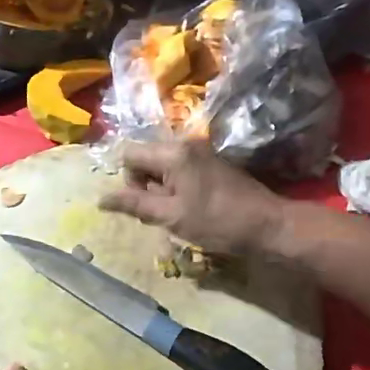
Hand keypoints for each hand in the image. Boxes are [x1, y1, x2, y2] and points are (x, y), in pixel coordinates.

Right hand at [99, 141, 285, 255]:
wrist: (268, 225)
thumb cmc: (217, 222)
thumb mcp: (171, 217)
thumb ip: (134, 205)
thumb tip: (100, 199)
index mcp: (172, 153)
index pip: (129, 155)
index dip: (129, 181)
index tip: (146, 204)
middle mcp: (184, 144)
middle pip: (145, 158)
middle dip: (146, 186)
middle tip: (164, 213)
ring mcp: (200, 151)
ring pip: (162, 166)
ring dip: (162, 189)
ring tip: (179, 213)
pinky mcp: (211, 161)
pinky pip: (180, 169)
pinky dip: (177, 187)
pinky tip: (192, 207)